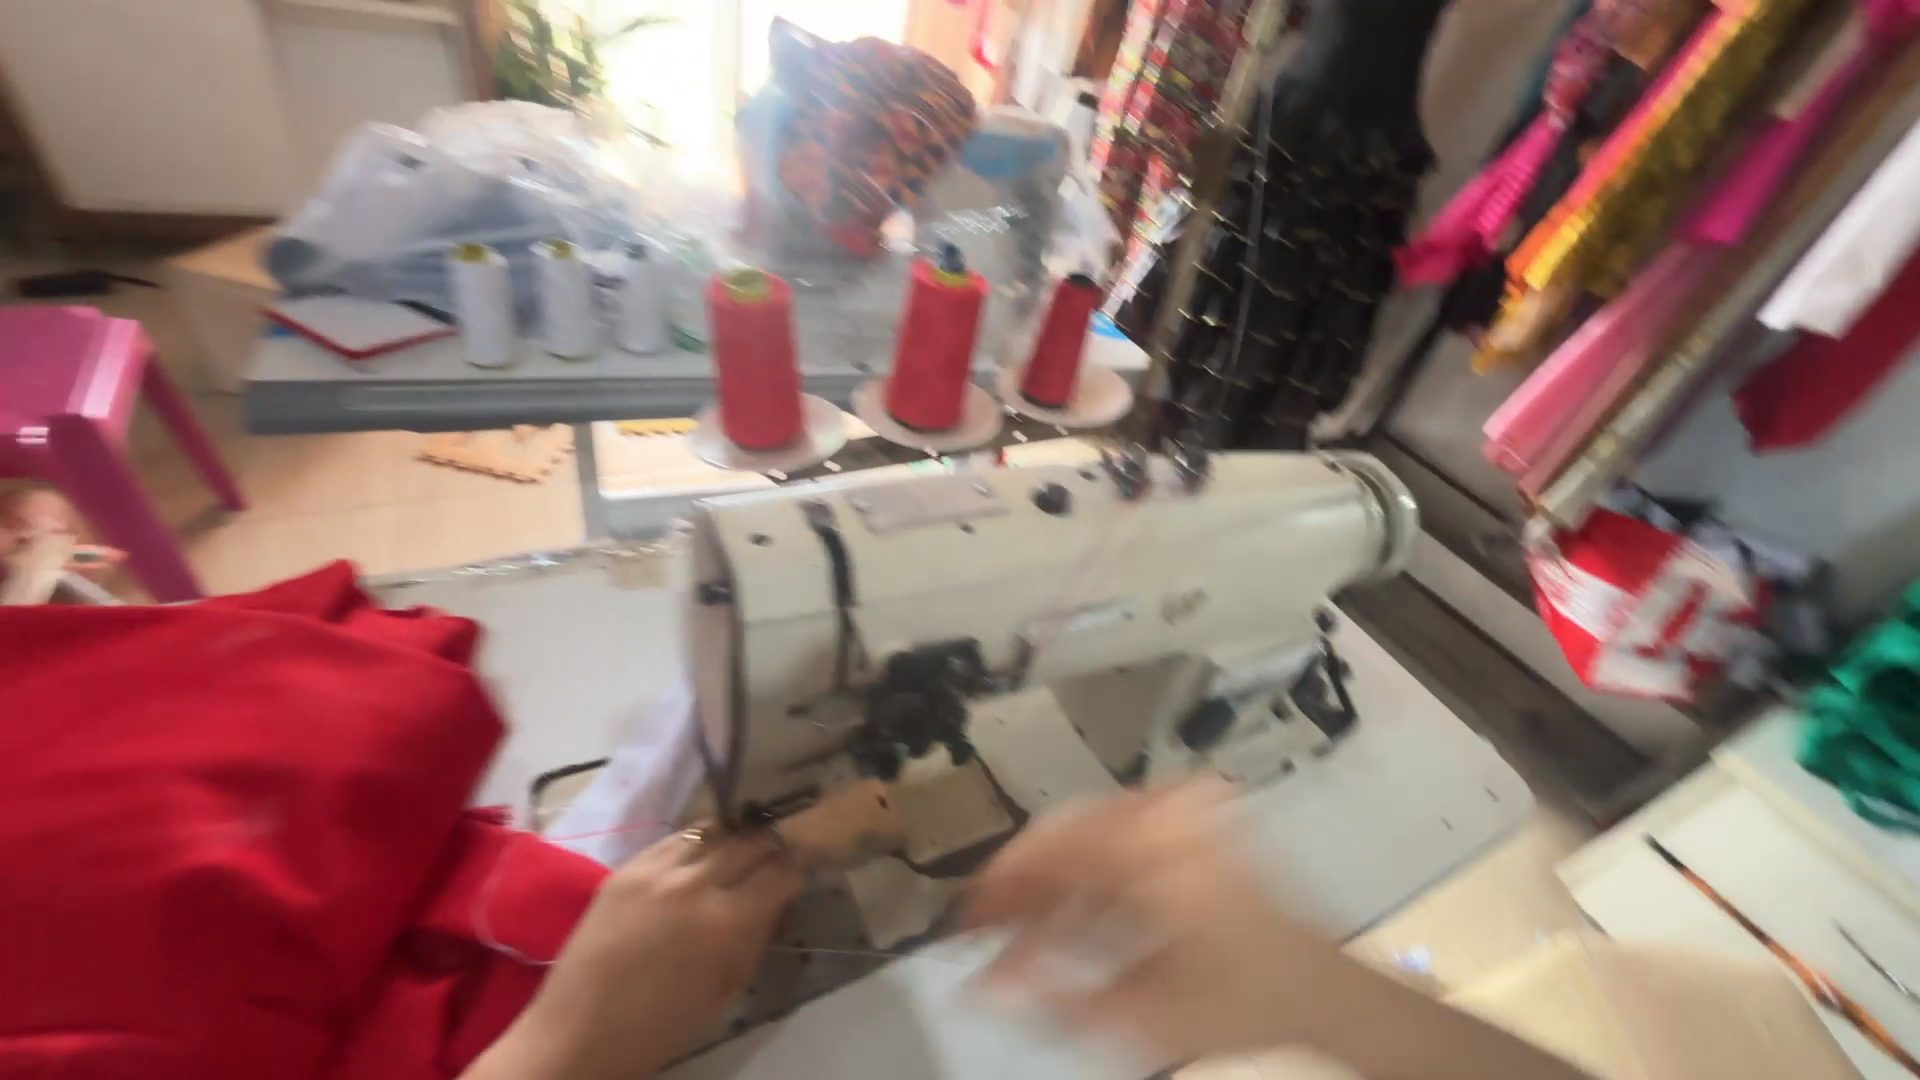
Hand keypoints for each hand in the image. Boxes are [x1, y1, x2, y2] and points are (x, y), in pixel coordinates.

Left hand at [470, 826, 802, 1079]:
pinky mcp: (629, 866)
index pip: (782, 870)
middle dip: (772, 846)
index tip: (801, 868)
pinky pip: (677, 838)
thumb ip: (757, 936)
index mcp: (727, 924)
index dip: (798, 866)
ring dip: (736, 838)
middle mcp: (697, 884)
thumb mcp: (726, 989)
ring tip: (740, 848)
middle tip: (777, 854)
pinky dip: (697, 843)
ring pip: (717, 829)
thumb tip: (779, 898)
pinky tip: (700, 856)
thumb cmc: (659, 1029)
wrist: (576, 1037)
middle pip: (754, 840)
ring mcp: (659, 870)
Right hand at [958, 779, 1346, 1063]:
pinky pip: (1113, 829)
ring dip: (1051, 881)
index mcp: (1152, 850)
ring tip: (1026, 929)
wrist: (1321, 988)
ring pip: (1083, 831)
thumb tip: (982, 986)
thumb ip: (1055, 999)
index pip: (1049, 849)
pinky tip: (1070, 913)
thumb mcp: (1147, 1018)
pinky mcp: (1188, 814)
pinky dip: (1085, 871)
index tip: (966, 921)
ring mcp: (1179, 807)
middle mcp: (1162, 812)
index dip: (1000, 887)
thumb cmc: (1241, 1005)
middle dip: (1021, 886)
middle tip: (991, 929)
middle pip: (1062, 835)